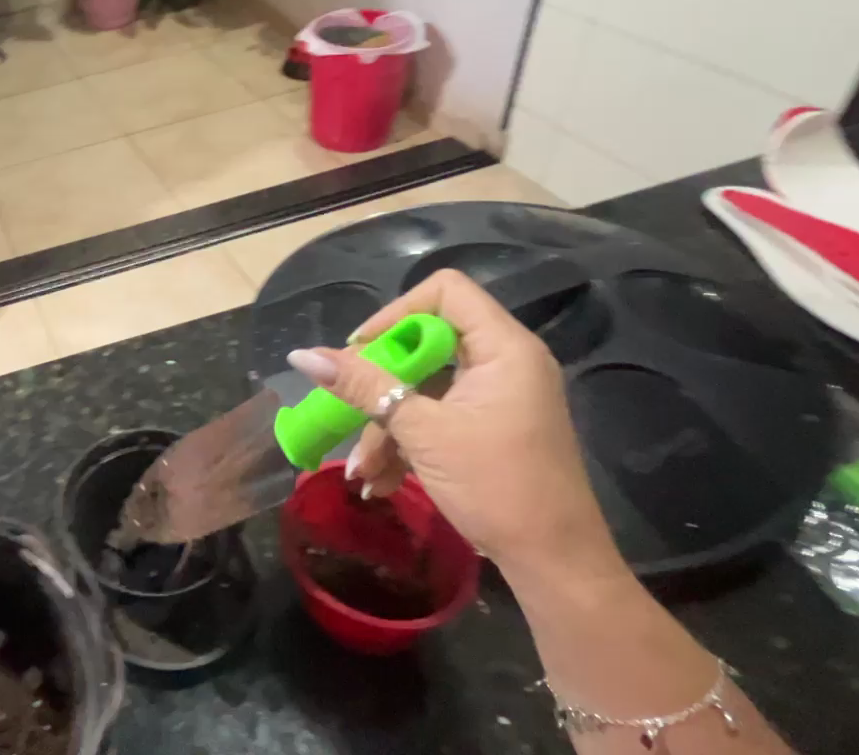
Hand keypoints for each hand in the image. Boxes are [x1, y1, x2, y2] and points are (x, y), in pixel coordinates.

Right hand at [286, 269, 624, 582]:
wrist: (556, 566)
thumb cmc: (497, 487)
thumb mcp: (421, 432)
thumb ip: (363, 387)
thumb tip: (302, 355)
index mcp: (503, 349)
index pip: (445, 291)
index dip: (397, 313)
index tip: (362, 350)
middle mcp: (504, 362)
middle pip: (426, 342)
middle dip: (381, 381)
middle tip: (349, 408)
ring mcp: (497, 397)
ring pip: (424, 386)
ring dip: (386, 423)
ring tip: (362, 469)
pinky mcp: (489, 426)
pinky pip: (436, 414)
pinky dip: (406, 441)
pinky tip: (381, 480)